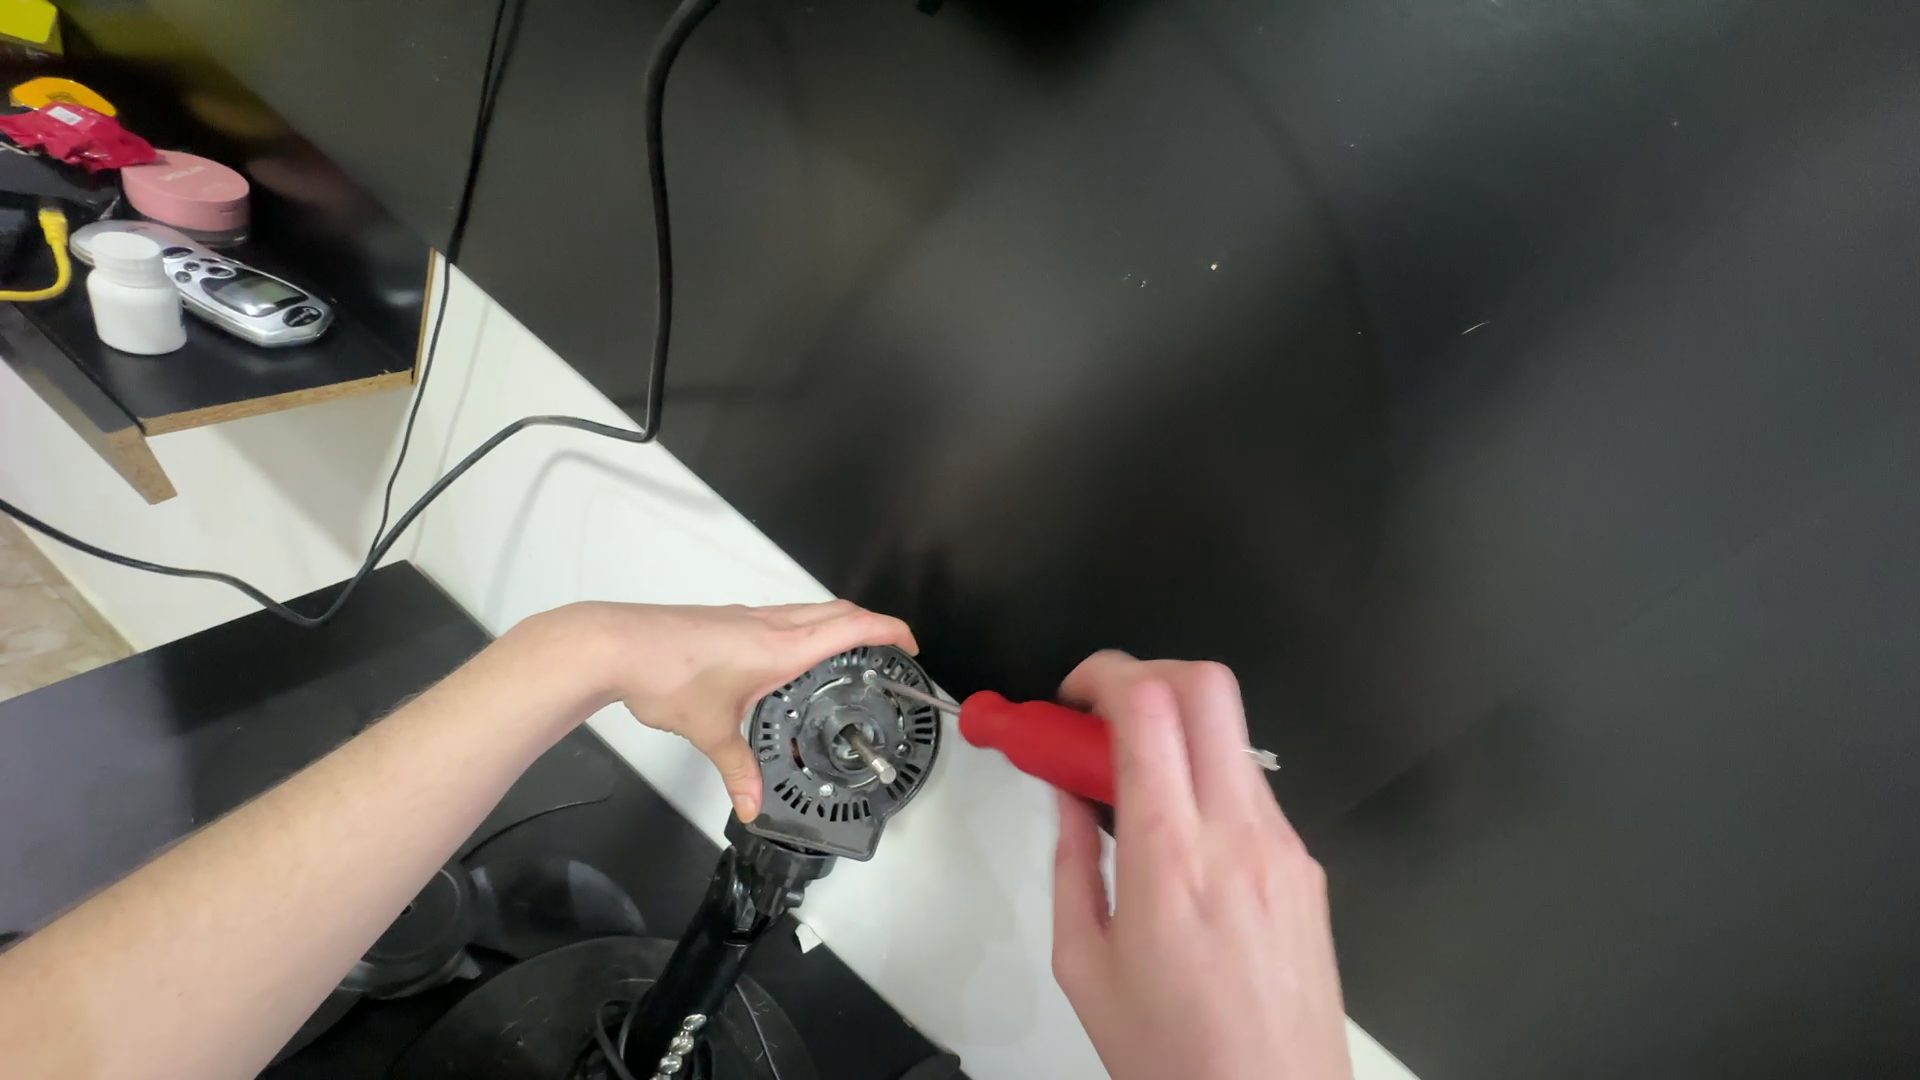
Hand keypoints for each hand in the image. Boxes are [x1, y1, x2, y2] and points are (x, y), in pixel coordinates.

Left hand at [535, 600, 916, 820]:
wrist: (618, 644)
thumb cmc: (669, 677)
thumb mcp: (711, 731)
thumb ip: (739, 769)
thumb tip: (752, 804)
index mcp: (781, 647)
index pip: (852, 627)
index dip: (889, 630)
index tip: (910, 644)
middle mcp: (773, 624)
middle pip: (841, 609)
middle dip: (874, 623)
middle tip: (890, 650)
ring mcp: (752, 616)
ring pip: (814, 608)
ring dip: (842, 622)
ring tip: (851, 653)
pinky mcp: (733, 617)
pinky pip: (787, 613)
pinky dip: (810, 626)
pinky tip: (794, 657)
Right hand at [1050, 652, 1350, 1079]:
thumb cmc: (1172, 1055)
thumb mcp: (1083, 962)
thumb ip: (1069, 860)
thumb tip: (1067, 793)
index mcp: (1169, 857)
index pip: (1146, 709)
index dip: (1102, 675)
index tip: (1073, 696)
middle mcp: (1237, 834)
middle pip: (1206, 686)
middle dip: (1146, 671)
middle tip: (1105, 709)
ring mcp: (1283, 843)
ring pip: (1228, 729)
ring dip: (1175, 725)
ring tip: (1134, 776)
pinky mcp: (1307, 862)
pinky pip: (1248, 782)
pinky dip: (1204, 772)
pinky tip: (1181, 825)